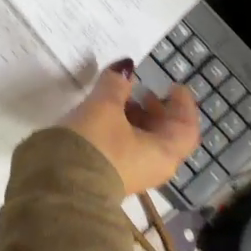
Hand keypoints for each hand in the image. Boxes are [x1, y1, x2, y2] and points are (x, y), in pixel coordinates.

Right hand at [59, 60, 200, 195]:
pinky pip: (128, 149)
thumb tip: (125, 68)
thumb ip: (116, 85)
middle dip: (156, 111)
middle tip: (143, 91)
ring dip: (137, 120)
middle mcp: (156, 166)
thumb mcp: (104, 107)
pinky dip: (124, 130)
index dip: (183, 104)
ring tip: (118, 101)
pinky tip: (104, 119)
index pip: (186, 127)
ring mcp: (135, 173)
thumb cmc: (95, 142)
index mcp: (165, 152)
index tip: (174, 86)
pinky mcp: (113, 175)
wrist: (63, 183)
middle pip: (166, 135)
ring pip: (145, 142)